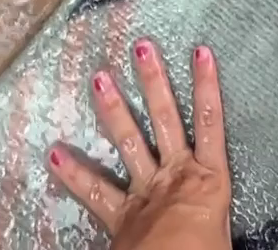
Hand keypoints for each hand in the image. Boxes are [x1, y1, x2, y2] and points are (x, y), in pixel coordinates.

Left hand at [48, 40, 230, 249]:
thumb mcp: (224, 233)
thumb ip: (217, 215)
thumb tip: (216, 222)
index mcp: (208, 178)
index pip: (210, 122)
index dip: (207, 85)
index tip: (200, 51)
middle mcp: (176, 174)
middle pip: (165, 119)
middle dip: (153, 81)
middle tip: (141, 46)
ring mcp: (145, 191)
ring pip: (130, 142)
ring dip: (114, 108)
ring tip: (99, 77)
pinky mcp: (120, 215)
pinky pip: (95, 192)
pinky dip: (73, 173)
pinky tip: (53, 154)